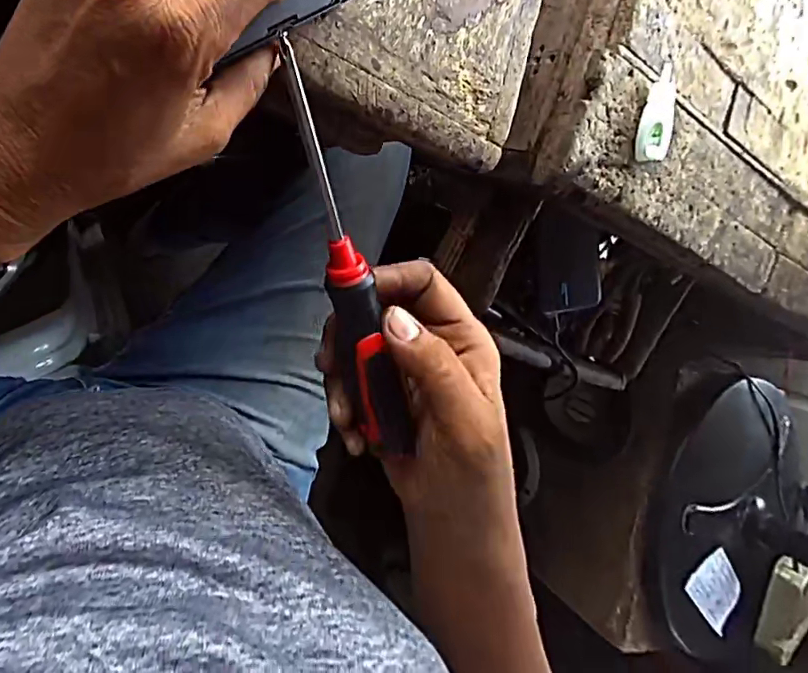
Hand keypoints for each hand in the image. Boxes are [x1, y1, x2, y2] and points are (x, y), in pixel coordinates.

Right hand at [319, 261, 515, 526]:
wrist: (452, 529)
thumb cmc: (474, 479)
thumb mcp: (464, 420)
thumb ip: (433, 365)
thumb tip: (394, 318)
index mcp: (461, 338)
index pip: (424, 283)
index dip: (389, 278)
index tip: (353, 294)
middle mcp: (430, 344)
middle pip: (378, 308)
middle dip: (350, 334)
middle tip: (333, 362)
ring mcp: (402, 369)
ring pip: (356, 344)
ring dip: (343, 378)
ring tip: (348, 414)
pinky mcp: (380, 394)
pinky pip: (348, 380)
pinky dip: (343, 403)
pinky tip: (355, 434)